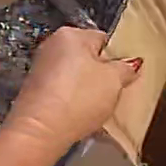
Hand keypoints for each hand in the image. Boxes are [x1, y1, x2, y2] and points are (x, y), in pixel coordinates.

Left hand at [2, 27, 140, 155]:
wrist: (40, 131)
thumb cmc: (78, 99)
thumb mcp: (114, 81)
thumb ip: (126, 69)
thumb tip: (131, 64)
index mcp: (70, 35)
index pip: (103, 39)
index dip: (117, 58)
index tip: (125, 76)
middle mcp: (51, 46)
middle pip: (87, 58)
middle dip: (101, 76)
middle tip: (113, 94)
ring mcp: (40, 69)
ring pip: (75, 78)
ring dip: (87, 92)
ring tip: (97, 109)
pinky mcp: (34, 92)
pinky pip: (62, 93)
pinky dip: (72, 102)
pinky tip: (79, 117)